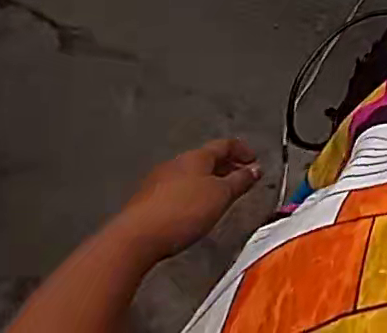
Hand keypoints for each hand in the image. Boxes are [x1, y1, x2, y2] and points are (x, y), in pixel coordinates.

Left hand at [108, 139, 260, 260]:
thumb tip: (255, 170)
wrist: (131, 242)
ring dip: (206, 184)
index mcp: (197, 156)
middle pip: (206, 160)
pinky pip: (173, 193)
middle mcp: (176, 163)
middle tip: (239, 180)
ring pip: (189, 177)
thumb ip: (241, 180)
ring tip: (217, 199)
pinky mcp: (142, 204)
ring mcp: (156, 183)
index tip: (254, 162)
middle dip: (225, 168)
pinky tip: (190, 213)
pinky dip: (188, 197)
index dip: (243, 151)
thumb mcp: (221, 195)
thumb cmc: (181, 212)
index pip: (226, 145)